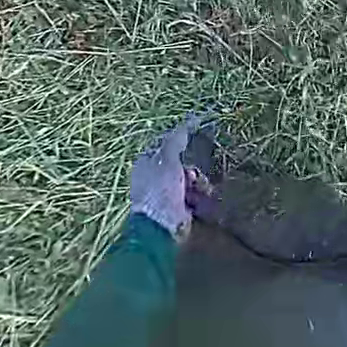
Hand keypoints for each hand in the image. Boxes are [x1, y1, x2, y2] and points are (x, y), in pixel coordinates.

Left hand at [130, 114, 205, 236]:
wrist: (161, 226)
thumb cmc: (159, 189)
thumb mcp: (167, 159)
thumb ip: (175, 140)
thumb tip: (187, 120)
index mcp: (146, 161)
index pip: (166, 146)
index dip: (180, 144)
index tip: (195, 143)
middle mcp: (154, 176)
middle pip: (181, 163)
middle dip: (191, 168)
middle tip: (193, 175)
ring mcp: (166, 193)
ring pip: (189, 180)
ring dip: (198, 184)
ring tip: (199, 190)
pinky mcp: (179, 207)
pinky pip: (194, 196)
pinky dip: (199, 197)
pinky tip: (200, 201)